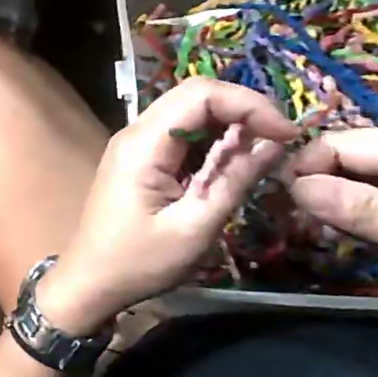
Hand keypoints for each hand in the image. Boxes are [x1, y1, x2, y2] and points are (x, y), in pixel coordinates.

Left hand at [41, 78, 297, 332]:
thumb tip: (274, 143)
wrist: (90, 282)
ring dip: (230, 125)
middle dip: (243, 110)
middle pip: (195, 96)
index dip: (249, 104)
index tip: (287, 134)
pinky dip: (212, 141)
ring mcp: (135, 143)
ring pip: (189, 113)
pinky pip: (180, 134)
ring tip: (265, 151)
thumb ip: (233, 181)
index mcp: (143, 143)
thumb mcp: (194, 228)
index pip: (200, 94)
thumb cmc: (138, 262)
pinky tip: (233, 163)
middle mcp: (136, 132)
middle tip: (281, 141)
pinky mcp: (140, 158)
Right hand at [288, 129, 377, 317]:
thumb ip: (367, 211)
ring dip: (336, 201)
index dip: (306, 166)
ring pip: (366, 179)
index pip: (346, 143)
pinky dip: (362, 213)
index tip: (278, 202)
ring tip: (311, 232)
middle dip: (317, 185)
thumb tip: (298, 186)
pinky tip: (346, 234)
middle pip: (353, 158)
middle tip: (290, 224)